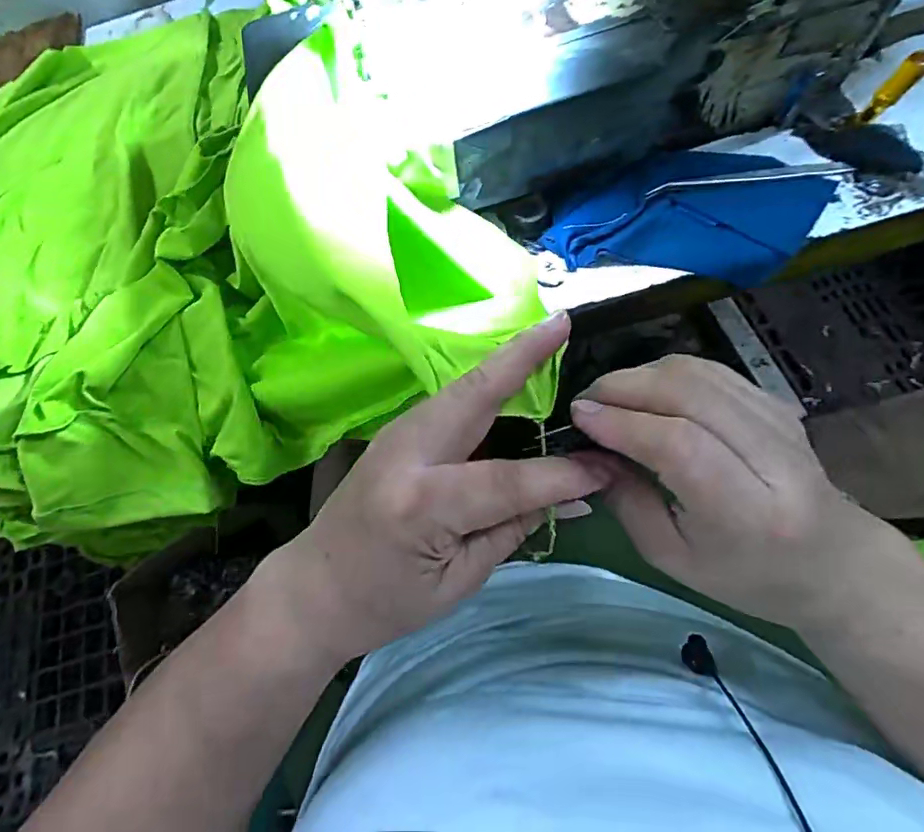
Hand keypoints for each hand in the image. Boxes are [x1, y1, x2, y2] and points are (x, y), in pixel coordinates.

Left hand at [255, 312, 617, 665]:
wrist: (316, 584)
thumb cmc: (387, 600)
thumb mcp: (458, 580)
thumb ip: (512, 529)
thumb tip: (572, 496)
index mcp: (422, 503)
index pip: (507, 480)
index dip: (562, 475)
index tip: (606, 468)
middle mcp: (406, 453)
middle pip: (473, 396)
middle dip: (520, 356)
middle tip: (563, 324)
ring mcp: (395, 434)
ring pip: (459, 390)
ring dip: (503, 363)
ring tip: (546, 338)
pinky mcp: (394, 432)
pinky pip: (448, 402)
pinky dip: (483, 385)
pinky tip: (510, 378)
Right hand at [570, 355, 904, 629]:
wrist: (834, 565)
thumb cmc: (746, 574)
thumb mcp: (670, 556)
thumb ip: (625, 499)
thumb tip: (585, 449)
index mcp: (750, 514)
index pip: (681, 446)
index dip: (623, 422)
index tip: (578, 416)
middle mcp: (774, 460)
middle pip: (689, 393)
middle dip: (623, 387)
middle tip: (586, 402)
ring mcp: (781, 423)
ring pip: (696, 373)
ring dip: (639, 375)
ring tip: (609, 398)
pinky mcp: (775, 402)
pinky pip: (708, 370)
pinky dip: (663, 372)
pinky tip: (644, 393)